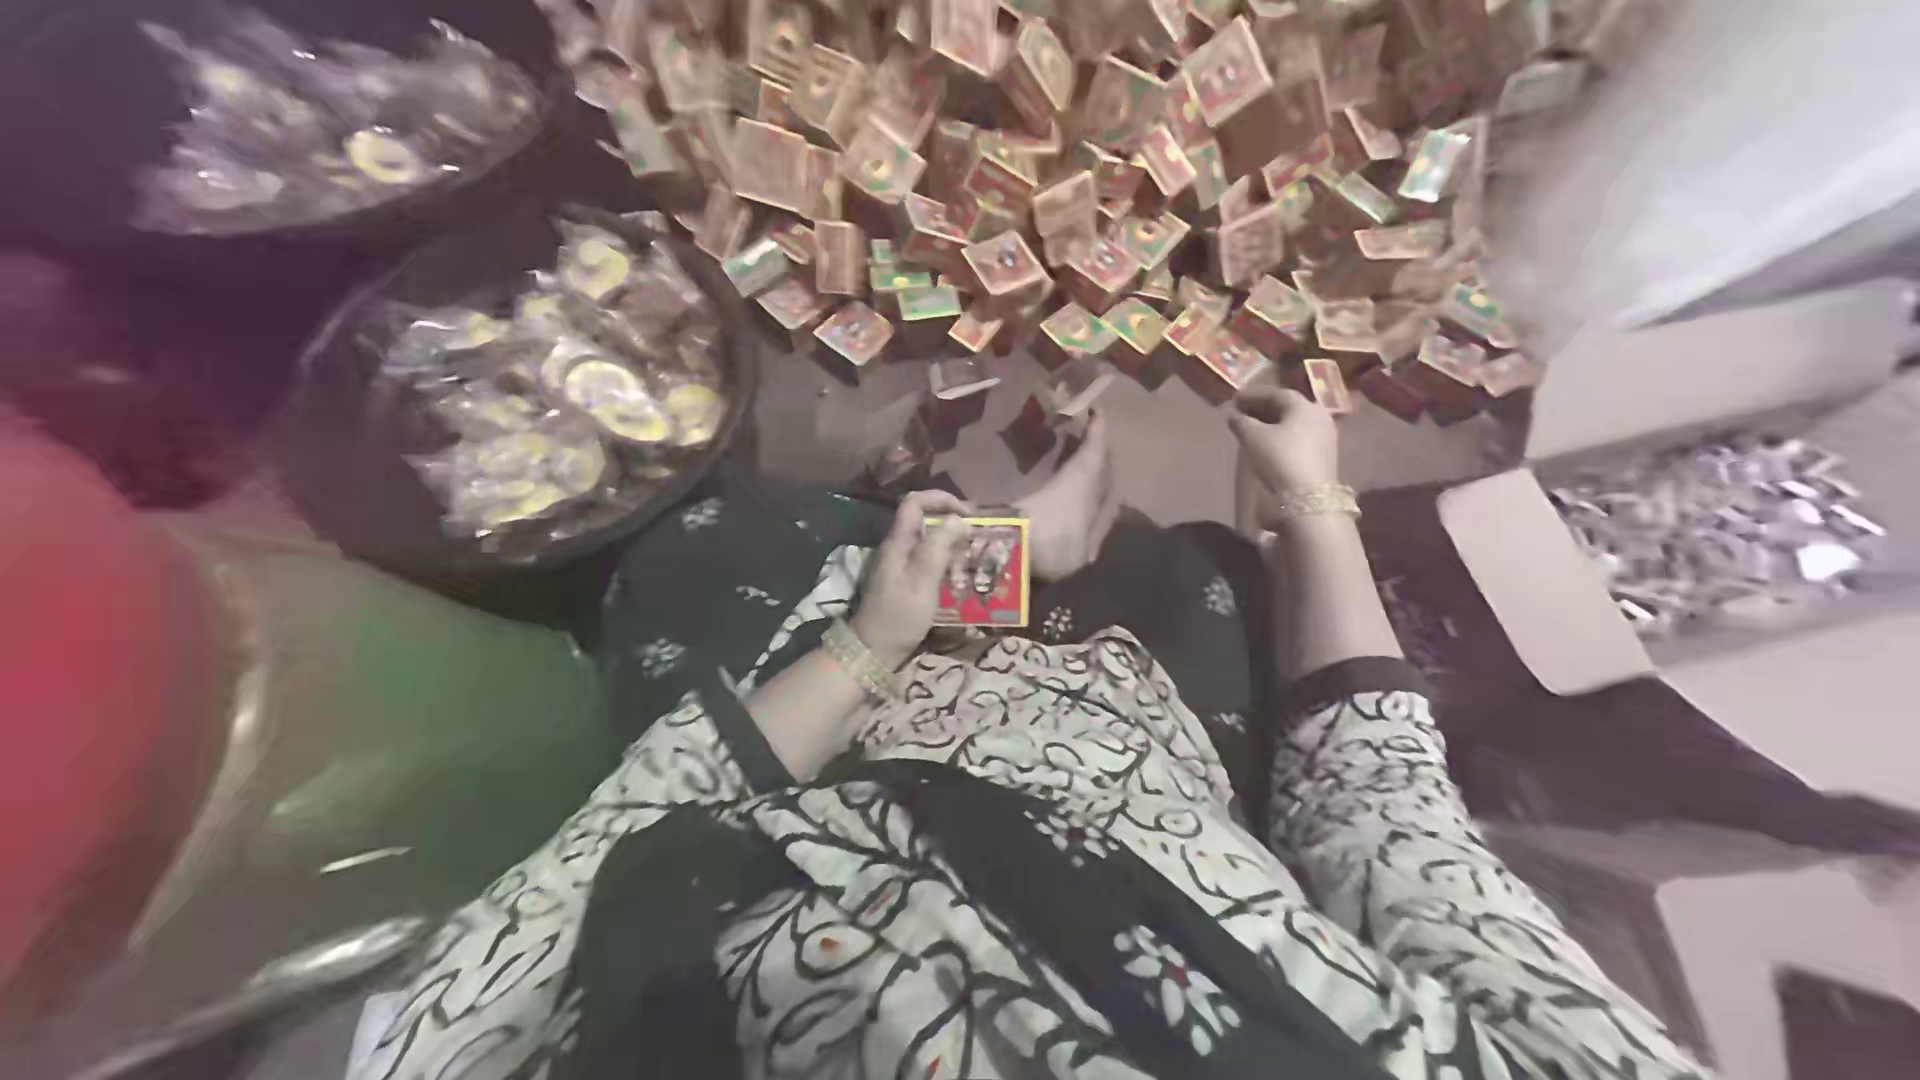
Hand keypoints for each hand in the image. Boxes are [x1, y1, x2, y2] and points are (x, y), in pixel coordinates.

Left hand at [850, 490, 971, 669]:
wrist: (874, 650)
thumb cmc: (899, 615)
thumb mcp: (922, 580)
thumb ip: (939, 547)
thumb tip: (958, 518)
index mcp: (898, 542)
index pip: (915, 502)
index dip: (941, 499)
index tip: (968, 514)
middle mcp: (900, 547)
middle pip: (925, 519)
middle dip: (953, 522)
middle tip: (978, 535)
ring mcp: (903, 564)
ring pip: (930, 540)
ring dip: (953, 543)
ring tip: (976, 554)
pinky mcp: (908, 581)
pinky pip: (930, 560)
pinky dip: (948, 561)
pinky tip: (964, 574)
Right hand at [1228, 386, 1340, 495]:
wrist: (1305, 498)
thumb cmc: (1279, 458)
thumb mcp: (1253, 437)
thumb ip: (1240, 421)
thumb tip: (1232, 413)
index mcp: (1304, 406)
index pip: (1277, 394)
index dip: (1253, 395)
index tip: (1234, 399)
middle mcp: (1318, 417)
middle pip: (1287, 408)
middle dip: (1262, 408)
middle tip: (1240, 412)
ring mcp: (1323, 438)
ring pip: (1292, 424)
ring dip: (1270, 423)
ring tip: (1250, 428)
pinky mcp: (1322, 457)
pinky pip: (1297, 439)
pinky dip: (1280, 436)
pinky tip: (1266, 444)